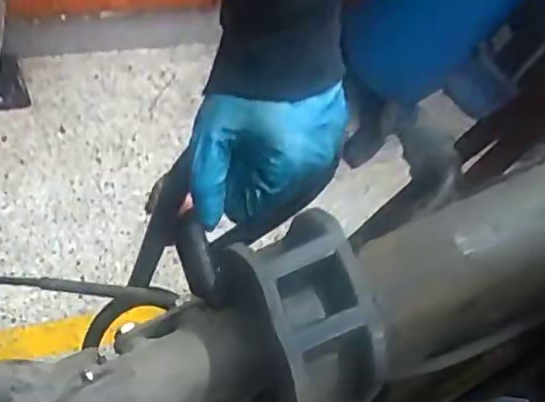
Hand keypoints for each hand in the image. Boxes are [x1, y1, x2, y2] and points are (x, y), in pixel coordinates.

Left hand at [187, 82, 347, 230]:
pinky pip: (307, 166)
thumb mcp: (214, 137)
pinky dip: (289, 159)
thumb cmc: (244, 88)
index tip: (224, 170)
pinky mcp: (338, 136)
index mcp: (290, 178)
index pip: (250, 215)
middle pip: (270, 202)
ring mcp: (332, 154)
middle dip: (250, 184)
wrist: (282, 35)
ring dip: (268, 173)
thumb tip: (207, 223)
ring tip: (258, 142)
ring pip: (288, 186)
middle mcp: (317, 174)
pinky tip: (276, 138)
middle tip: (240, 151)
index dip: (231, 195)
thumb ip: (207, 183)